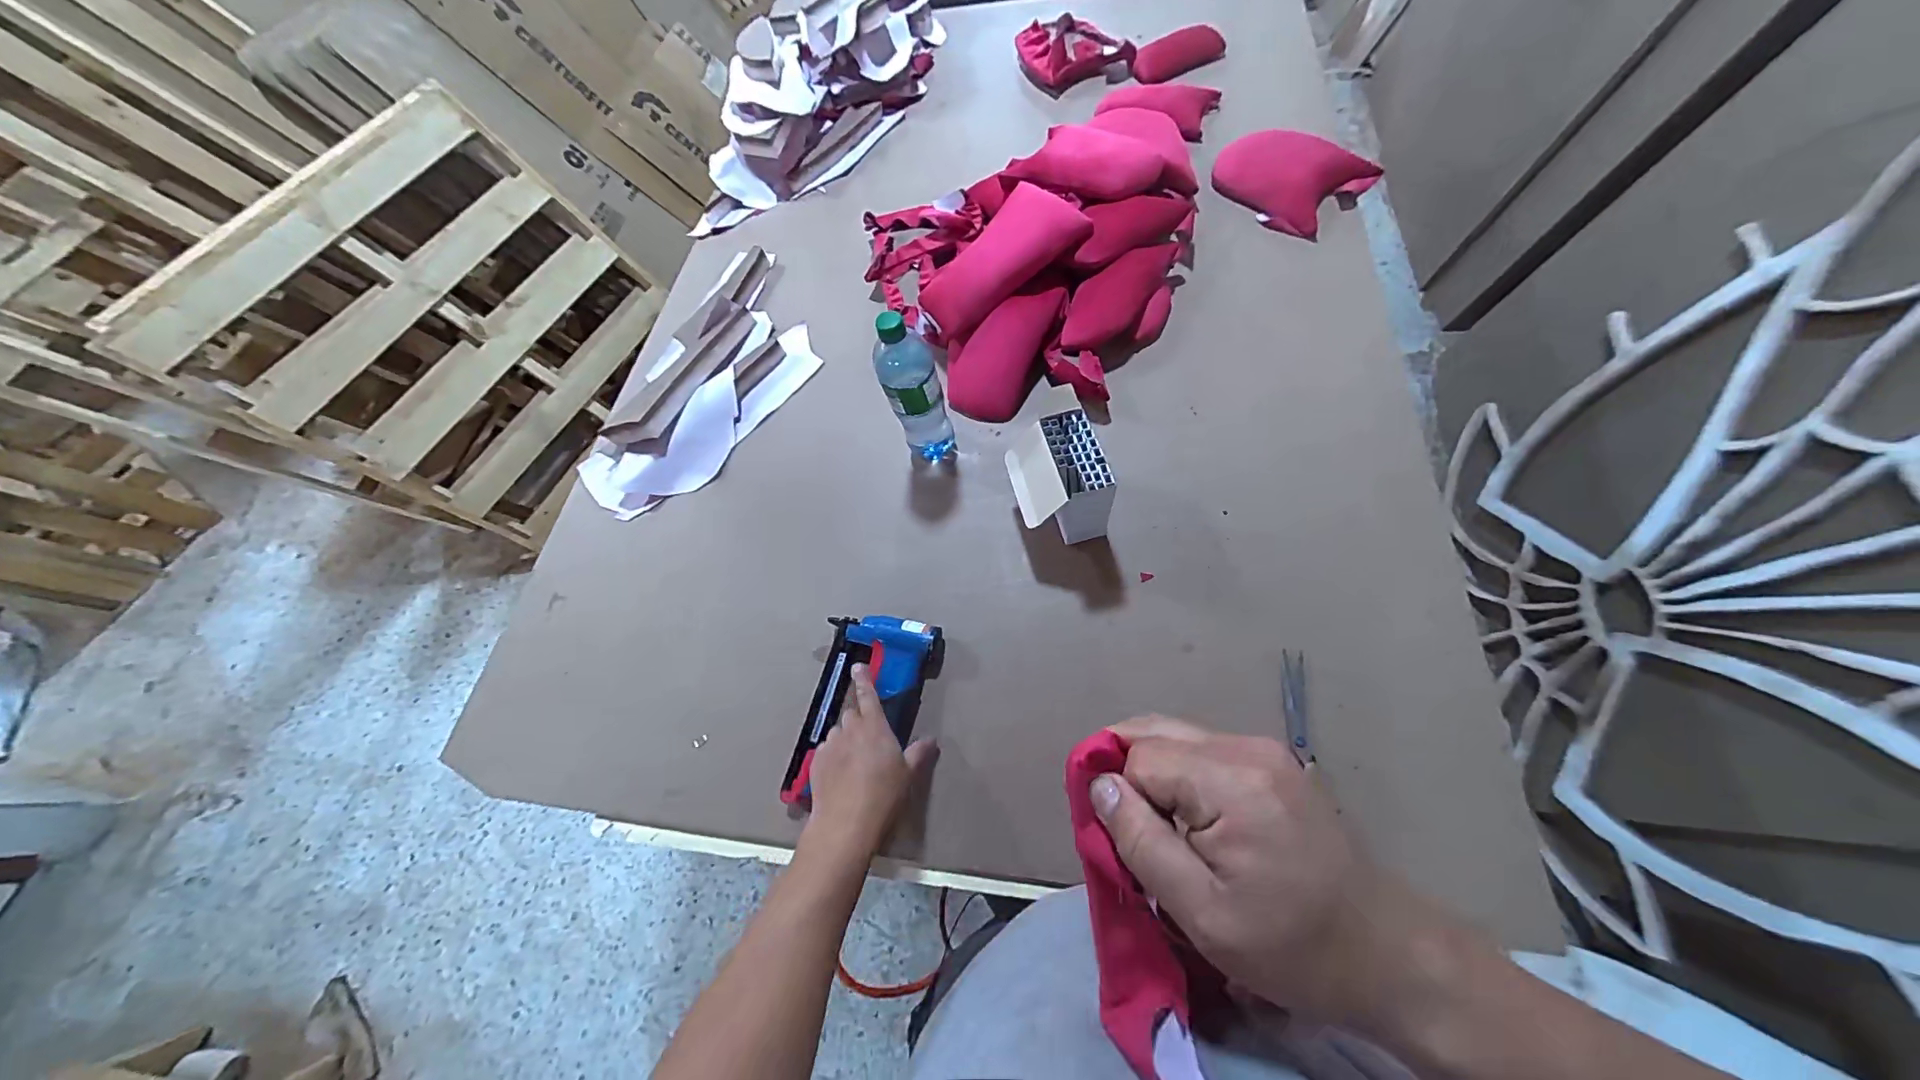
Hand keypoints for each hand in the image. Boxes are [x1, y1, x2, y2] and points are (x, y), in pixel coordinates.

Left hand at [803, 663, 935, 858]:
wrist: (846, 823)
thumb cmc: (884, 796)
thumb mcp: (908, 775)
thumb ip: (918, 754)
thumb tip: (931, 740)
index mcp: (875, 727)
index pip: (869, 695)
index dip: (864, 679)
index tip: (858, 666)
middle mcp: (850, 729)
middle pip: (852, 714)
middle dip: (858, 721)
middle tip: (868, 741)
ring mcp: (830, 745)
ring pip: (838, 734)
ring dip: (845, 740)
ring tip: (854, 764)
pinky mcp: (816, 762)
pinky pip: (827, 751)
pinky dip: (833, 757)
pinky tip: (840, 776)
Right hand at [1089, 716, 1440, 1026]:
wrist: (1389, 955)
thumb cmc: (1292, 946)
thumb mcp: (1202, 913)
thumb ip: (1142, 842)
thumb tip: (1100, 786)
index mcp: (1232, 779)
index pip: (1139, 757)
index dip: (1121, 798)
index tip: (1126, 847)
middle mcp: (1248, 747)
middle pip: (1154, 732)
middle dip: (1128, 774)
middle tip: (1129, 831)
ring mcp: (1266, 750)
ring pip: (1177, 740)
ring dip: (1155, 779)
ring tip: (1162, 832)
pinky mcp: (1275, 763)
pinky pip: (1205, 753)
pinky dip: (1183, 780)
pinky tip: (1193, 823)